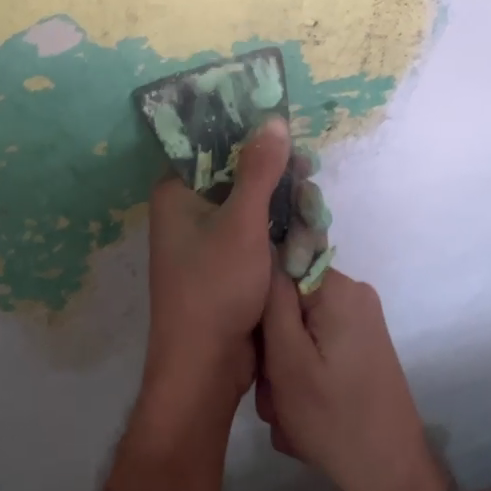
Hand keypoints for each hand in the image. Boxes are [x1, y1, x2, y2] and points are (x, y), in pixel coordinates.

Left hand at [103, 118, 290, 490]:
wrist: (206, 370)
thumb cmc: (214, 288)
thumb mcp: (241, 223)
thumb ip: (260, 169)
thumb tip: (273, 119)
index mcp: (177, 192)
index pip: (213, 144)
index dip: (251, 136)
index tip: (289, 135)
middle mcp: (190, 209)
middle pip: (242, 173)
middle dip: (280, 179)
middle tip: (311, 182)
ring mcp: (211, 237)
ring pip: (257, 204)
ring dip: (287, 209)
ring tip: (313, 220)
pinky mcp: (231, 262)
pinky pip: (261, 232)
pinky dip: (283, 233)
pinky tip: (307, 239)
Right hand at [259, 267, 451, 490]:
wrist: (389, 471)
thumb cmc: (334, 417)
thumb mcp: (288, 360)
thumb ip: (273, 302)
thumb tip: (266, 251)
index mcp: (339, 289)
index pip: (282, 271)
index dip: (263, 308)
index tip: (261, 346)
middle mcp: (354, 296)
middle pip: (291, 306)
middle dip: (274, 351)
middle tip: (276, 391)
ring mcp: (361, 323)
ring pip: (301, 334)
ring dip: (286, 373)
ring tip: (289, 409)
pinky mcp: (362, 348)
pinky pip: (318, 350)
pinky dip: (305, 379)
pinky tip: (304, 412)